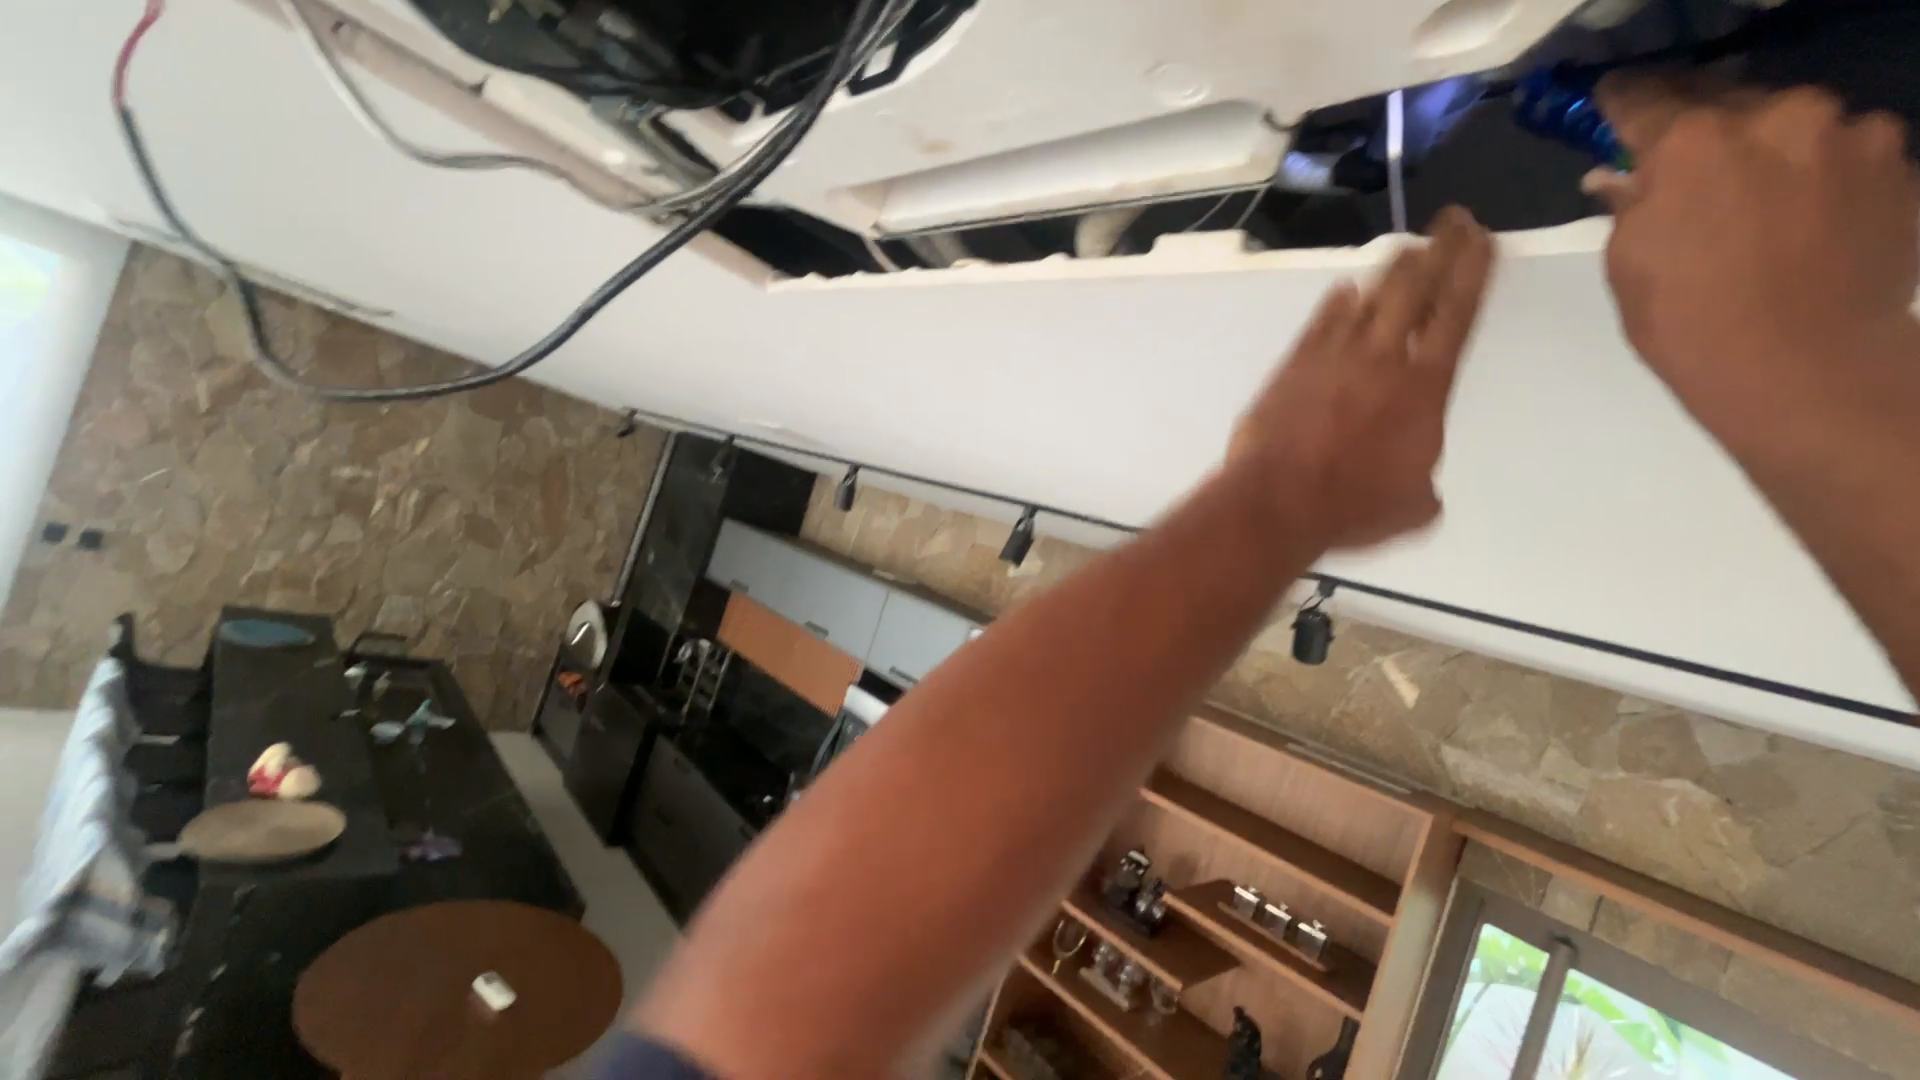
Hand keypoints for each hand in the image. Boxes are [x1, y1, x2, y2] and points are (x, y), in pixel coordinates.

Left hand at [1231, 206, 1494, 550]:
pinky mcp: (1292, 368)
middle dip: (1439, 250)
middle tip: (1452, 221)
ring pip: (1368, 299)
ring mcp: (1332, 359)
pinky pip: (1319, 325)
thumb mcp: (1412, 506)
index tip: (1484, 238)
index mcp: (1425, 388)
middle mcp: (1382, 360)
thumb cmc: (1352, 510)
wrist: (1277, 502)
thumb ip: (1422, 480)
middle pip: (1416, 291)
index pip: (1457, 315)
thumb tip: (1417, 482)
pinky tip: (1343, 290)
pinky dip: (1334, 305)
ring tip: (1407, 247)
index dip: (1473, 272)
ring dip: (1390, 271)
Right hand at [1591, 75, 1919, 449]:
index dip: (1621, 100)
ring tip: (1743, 191)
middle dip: (1695, 125)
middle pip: (1723, 100)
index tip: (1609, 97)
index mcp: (1693, 142)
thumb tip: (1626, 178)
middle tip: (1675, 154)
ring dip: (1759, 144)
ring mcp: (1849, 134)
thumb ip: (1630, 204)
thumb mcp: (1627, 263)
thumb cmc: (1685, 319)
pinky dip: (1810, 169)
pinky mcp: (1897, 162)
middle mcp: (1777, 116)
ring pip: (1788, 123)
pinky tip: (1794, 211)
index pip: (1644, 100)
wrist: (1801, 363)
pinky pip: (1838, 150)